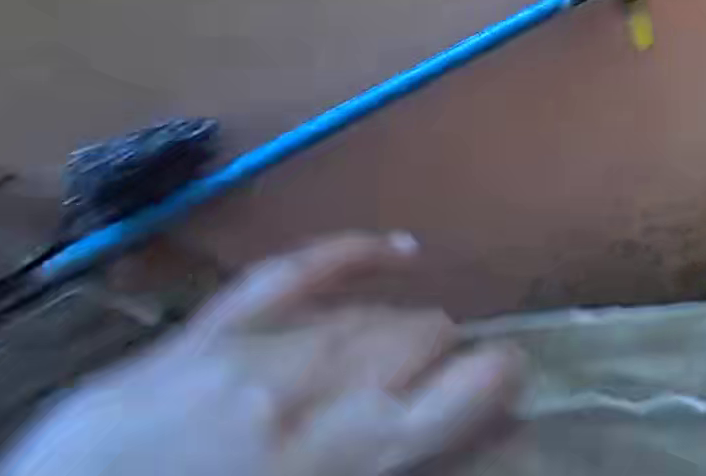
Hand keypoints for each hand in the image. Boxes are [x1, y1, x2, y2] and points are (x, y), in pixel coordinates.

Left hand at [0, 232, 523, 475]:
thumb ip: (414, 464)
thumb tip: (514, 436)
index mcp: (350, 449)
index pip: (483, 377)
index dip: (503, 378)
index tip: (498, 391)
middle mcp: (313, 392)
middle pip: (428, 332)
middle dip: (434, 362)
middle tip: (409, 401)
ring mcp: (246, 359)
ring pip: (370, 312)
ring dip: (385, 338)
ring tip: (362, 376)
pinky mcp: (191, 342)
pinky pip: (290, 274)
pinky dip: (350, 255)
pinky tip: (398, 251)